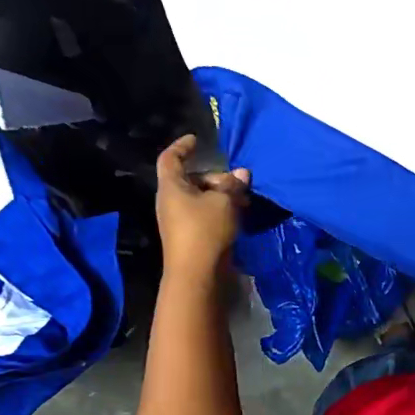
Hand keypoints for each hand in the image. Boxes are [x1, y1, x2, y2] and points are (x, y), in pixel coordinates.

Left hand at [155, 135, 251, 278]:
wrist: (197, 274)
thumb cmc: (205, 230)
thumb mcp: (224, 202)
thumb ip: (232, 185)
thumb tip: (242, 174)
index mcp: (171, 187)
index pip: (170, 158)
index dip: (182, 146)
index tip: (196, 140)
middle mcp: (171, 201)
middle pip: (191, 179)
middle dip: (215, 176)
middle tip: (238, 181)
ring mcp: (180, 220)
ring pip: (201, 198)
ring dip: (222, 194)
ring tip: (244, 199)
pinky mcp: (191, 235)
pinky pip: (205, 213)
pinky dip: (220, 209)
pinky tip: (239, 214)